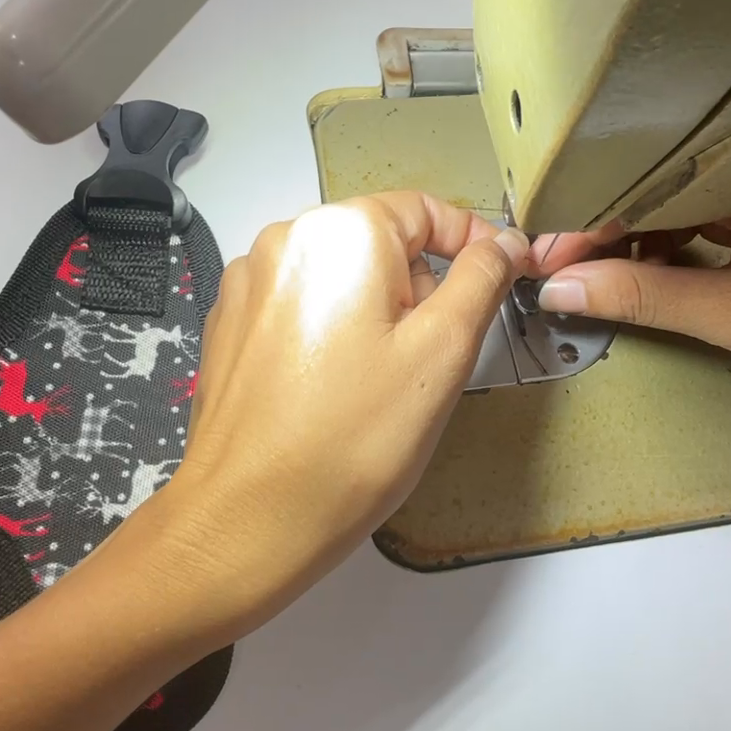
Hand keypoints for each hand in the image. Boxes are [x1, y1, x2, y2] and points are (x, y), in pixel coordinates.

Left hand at [145, 192, 527, 630]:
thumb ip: (481, 280)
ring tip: (378, 385)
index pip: (423, 210)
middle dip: (418, 289)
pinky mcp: (229, 326)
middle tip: (430, 360)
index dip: (470, 242)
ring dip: (376, 315)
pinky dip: (331, 334)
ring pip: (340, 280)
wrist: (247, 520)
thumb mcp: (441, 353)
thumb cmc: (353, 440)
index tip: (498, 282)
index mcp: (338, 233)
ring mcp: (246, 284)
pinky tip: (332, 392)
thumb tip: (502, 241)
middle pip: (379, 244)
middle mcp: (282, 242)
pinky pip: (301, 309)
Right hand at [531, 191, 730, 461]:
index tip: (549, 250)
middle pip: (680, 202)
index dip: (602, 218)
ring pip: (704, 228)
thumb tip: (560, 285)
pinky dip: (687, 267)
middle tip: (559, 262)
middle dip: (616, 230)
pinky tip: (657, 281)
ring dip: (648, 250)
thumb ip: (649, 298)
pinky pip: (730, 253)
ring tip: (591, 271)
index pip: (666, 188)